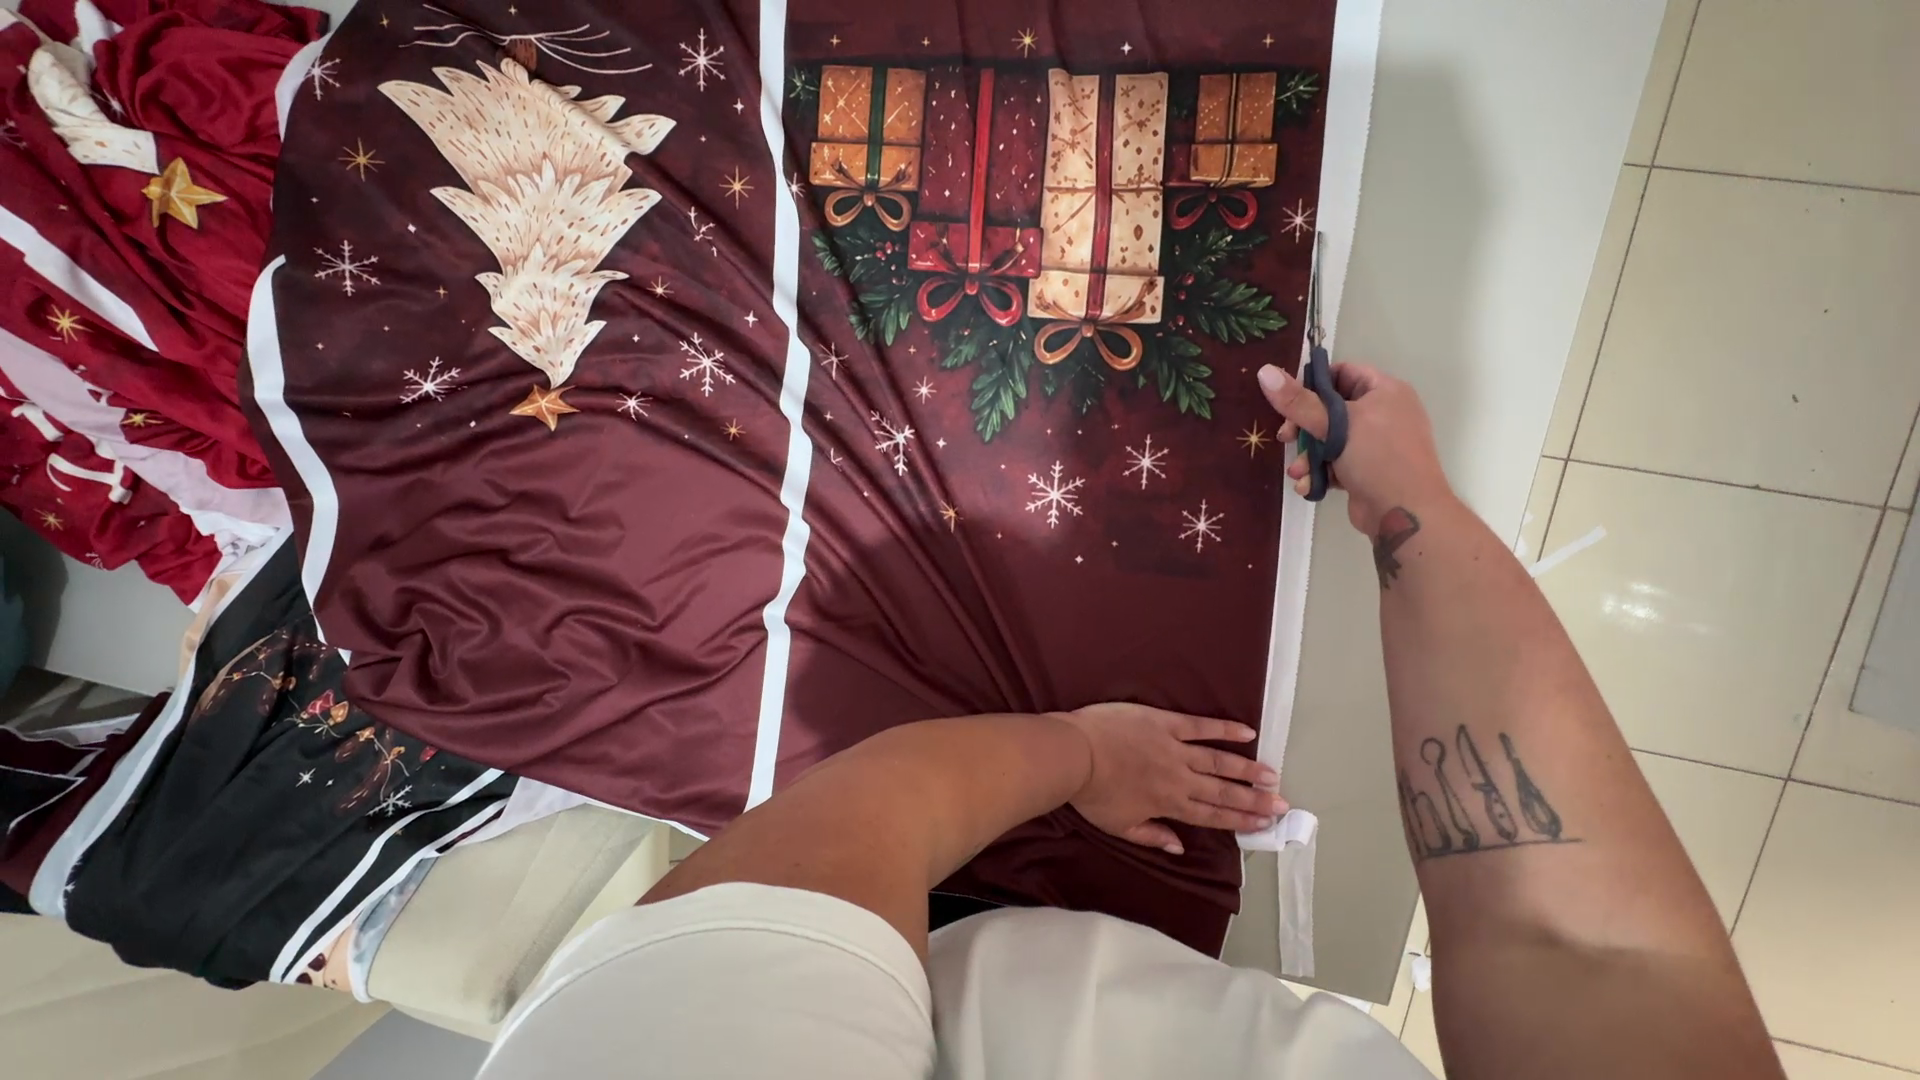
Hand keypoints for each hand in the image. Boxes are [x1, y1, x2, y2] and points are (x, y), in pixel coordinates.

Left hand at [1058, 702, 1287, 855]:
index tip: (1264, 824)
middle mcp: (1179, 779)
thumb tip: (1180, 848)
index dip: (1240, 821)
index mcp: (1168, 805)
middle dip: (1254, 799)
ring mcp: (1174, 748)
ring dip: (1247, 768)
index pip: (1211, 816)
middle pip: (1222, 791)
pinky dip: (1224, 729)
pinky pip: (1200, 726)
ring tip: (1272, 775)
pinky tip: (1247, 732)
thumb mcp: (1118, 826)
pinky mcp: (1165, 723)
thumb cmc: (1091, 793)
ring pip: (1219, 760)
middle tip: (1282, 804)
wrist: (1075, 754)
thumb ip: (1151, 836)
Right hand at [1256, 362, 1452, 535]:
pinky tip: (1308, 485)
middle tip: (1286, 439)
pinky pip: (1336, 463)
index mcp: (1385, 391)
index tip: (1289, 402)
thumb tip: (1264, 371)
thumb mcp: (1335, 425)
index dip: (1312, 384)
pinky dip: (1320, 472)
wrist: (1406, 512)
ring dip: (1308, 455)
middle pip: (1330, 409)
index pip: (1342, 373)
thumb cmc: (1377, 458)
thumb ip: (1298, 401)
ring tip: (1298, 471)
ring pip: (1329, 440)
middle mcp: (1383, 413)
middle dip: (1304, 428)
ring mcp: (1376, 444)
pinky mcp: (1367, 470)